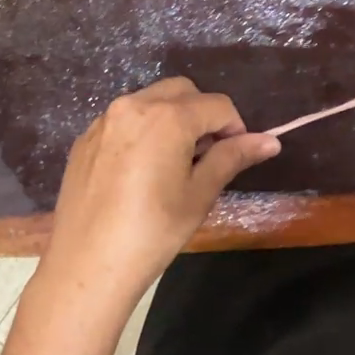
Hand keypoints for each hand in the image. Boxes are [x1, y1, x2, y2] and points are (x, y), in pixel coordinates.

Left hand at [41, 78, 280, 300]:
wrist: (88, 263)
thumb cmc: (153, 231)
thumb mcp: (200, 194)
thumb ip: (232, 157)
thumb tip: (270, 141)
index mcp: (167, 117)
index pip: (217, 105)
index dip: (235, 127)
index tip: (236, 155)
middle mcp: (133, 106)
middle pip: (182, 92)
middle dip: (203, 115)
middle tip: (207, 156)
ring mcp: (104, 121)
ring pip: (150, 102)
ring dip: (172, 119)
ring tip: (174, 164)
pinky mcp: (85, 140)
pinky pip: (123, 121)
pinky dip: (143, 131)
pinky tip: (141, 172)